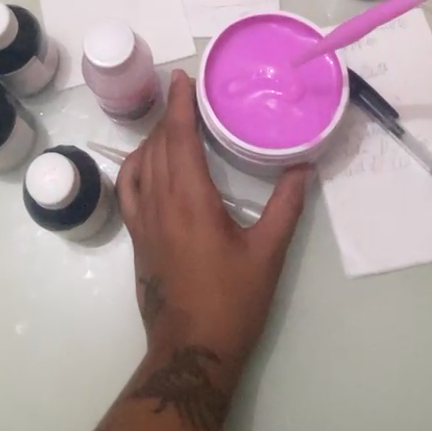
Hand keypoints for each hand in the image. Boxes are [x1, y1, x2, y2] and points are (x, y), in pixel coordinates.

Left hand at [116, 71, 309, 366]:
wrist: (191, 352)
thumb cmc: (232, 301)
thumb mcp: (268, 253)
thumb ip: (286, 206)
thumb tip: (303, 167)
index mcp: (191, 199)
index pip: (178, 137)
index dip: (179, 104)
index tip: (183, 78)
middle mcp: (159, 202)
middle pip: (158, 144)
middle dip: (170, 114)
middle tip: (188, 95)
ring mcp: (141, 219)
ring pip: (140, 162)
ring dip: (154, 137)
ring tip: (174, 124)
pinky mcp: (135, 236)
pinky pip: (128, 187)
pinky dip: (136, 164)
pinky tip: (148, 162)